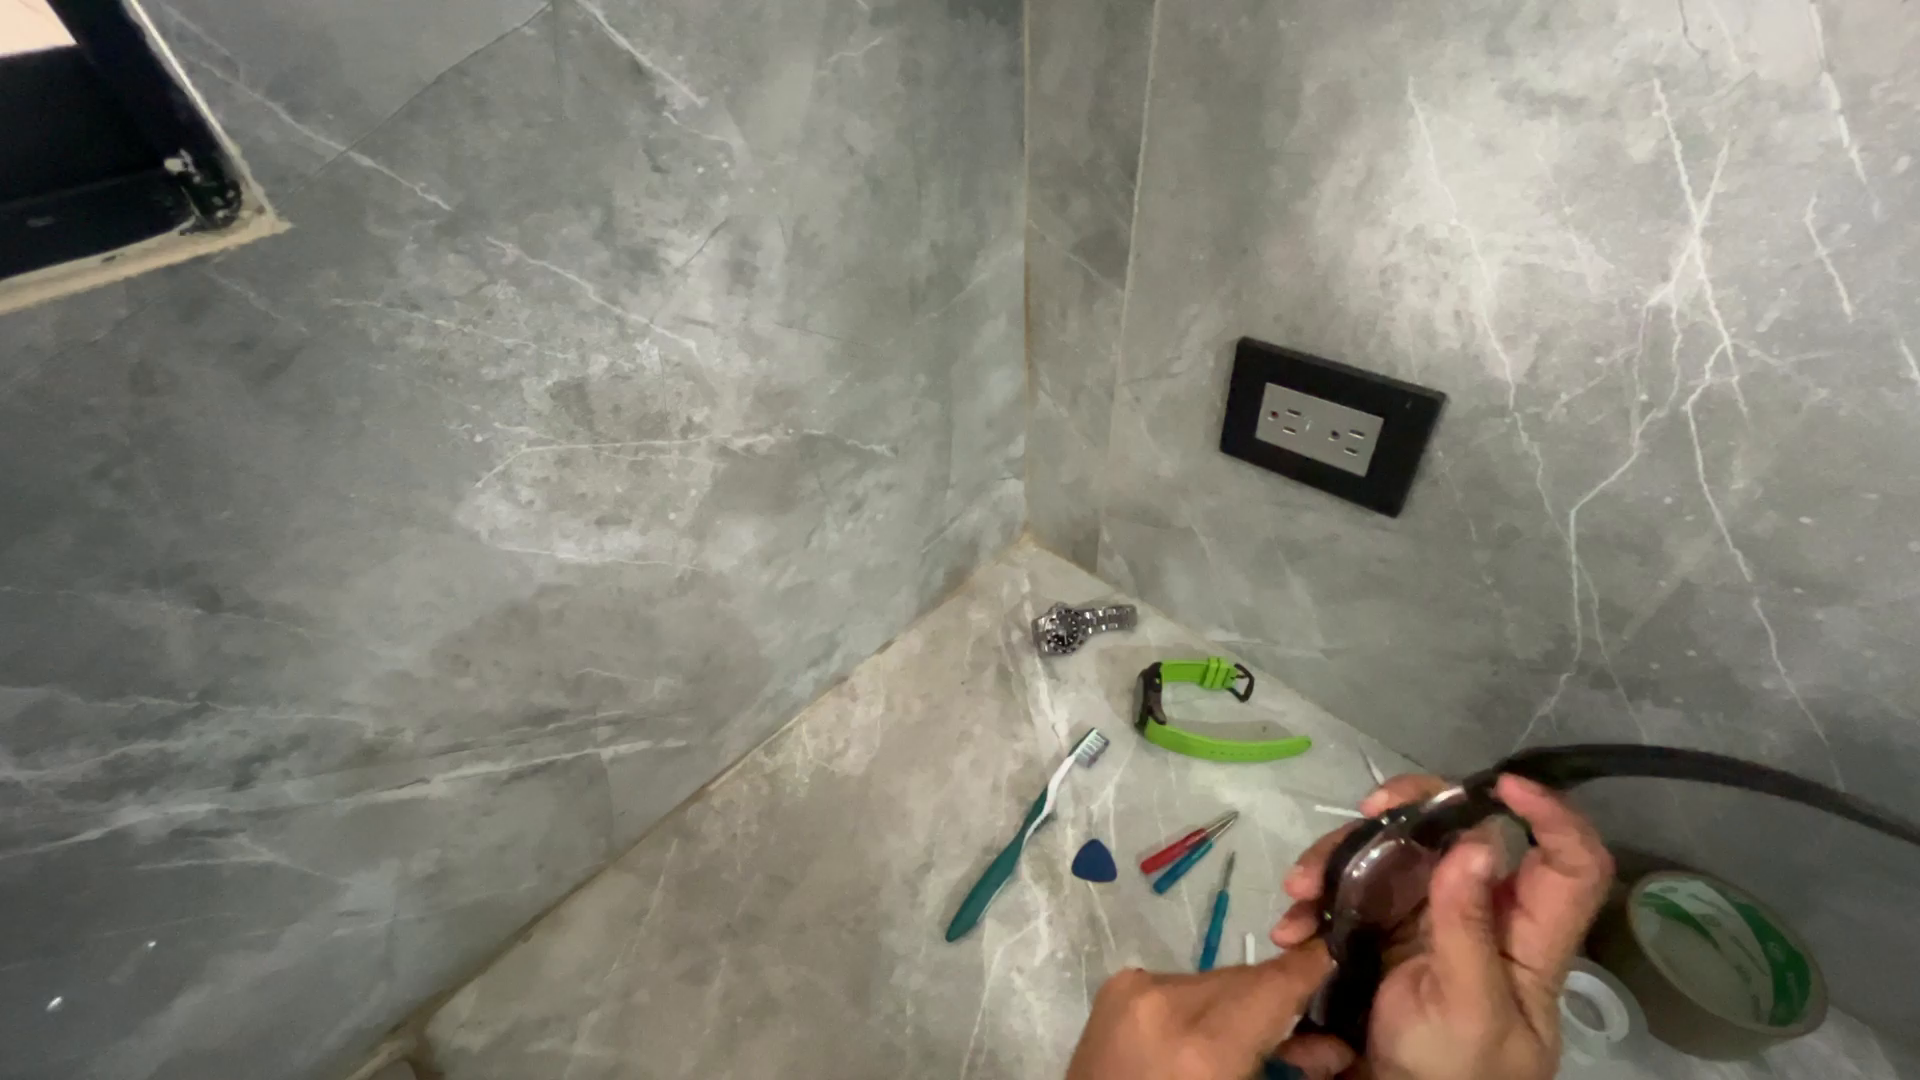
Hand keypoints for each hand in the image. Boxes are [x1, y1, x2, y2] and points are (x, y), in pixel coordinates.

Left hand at [1067, 940, 1354, 1079]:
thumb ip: (1290, 1074)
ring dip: (1234, 1003)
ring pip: (1209, 980)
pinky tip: (1200, 1038)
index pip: (1269, 987)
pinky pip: (1175, 985)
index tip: (1335, 954)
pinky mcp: (1114, 988)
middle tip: (1307, 1027)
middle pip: (1241, 981)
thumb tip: (1333, 1046)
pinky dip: (1197, 1005)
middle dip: (1274, 999)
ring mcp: (1133, 989)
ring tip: (1246, 1042)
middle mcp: (1166, 1001)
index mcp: (1203, 1046)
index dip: (1308, 970)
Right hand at [1271, 774, 1614, 1079]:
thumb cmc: (1453, 1070)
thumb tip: (1478, 844)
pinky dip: (1314, 896)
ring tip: (1299, 889)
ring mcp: (1425, 911)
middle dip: (1409, 807)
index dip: (1552, 819)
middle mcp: (1478, 909)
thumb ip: (1469, 929)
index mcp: (1527, 938)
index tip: (1503, 787)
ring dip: (1338, 857)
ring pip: (1391, 848)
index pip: (1570, 866)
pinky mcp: (1379, 921)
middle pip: (1461, 830)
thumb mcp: (1469, 1008)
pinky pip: (1347, 883)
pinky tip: (1292, 925)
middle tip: (1365, 809)